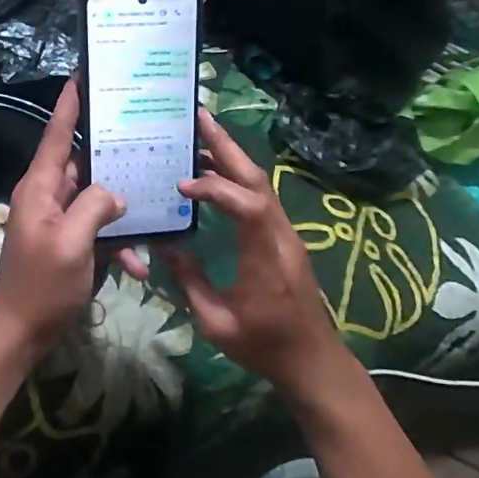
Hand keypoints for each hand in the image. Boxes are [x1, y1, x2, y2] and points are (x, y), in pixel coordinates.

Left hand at [0, 81, 125, 359]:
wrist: (21, 333)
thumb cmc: (42, 286)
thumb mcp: (72, 243)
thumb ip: (95, 207)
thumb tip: (114, 192)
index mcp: (40, 187)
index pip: (58, 136)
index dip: (70, 106)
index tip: (82, 76)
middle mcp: (48, 196)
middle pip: (84, 164)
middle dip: (115, 157)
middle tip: (147, 138)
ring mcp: (58, 220)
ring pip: (97, 199)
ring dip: (123, 213)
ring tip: (157, 211)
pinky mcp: (69, 242)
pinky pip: (98, 231)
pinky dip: (118, 245)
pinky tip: (138, 266)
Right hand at [118, 108, 340, 391]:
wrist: (312, 360)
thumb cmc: (264, 345)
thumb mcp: (216, 322)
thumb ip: (190, 280)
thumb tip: (166, 244)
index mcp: (266, 256)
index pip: (246, 205)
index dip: (214, 189)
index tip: (181, 186)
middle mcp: (280, 235)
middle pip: (256, 179)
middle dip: (227, 146)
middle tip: (199, 117)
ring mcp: (284, 233)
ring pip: (259, 184)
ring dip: (231, 157)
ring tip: (200, 134)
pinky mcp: (282, 237)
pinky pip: (259, 197)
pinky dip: (235, 177)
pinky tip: (212, 173)